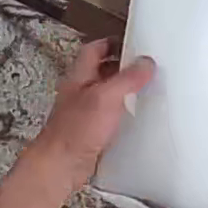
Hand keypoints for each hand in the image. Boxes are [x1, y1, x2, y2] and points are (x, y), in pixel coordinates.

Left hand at [24, 39, 154, 185]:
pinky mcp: (92, 131)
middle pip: (102, 71)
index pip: (94, 50)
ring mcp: (85, 112)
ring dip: (124, 90)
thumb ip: (127, 78)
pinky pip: (110, 115)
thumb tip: (146, 62)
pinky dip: (124, 113)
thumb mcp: (106, 96)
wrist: (62, 165)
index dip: (112, 43)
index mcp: (80, 77)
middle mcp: (81, 92)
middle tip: (144, 66)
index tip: (132, 42)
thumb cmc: (75, 130)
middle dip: (123, 66)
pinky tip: (137, 117)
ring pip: (107, 93)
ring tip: (146, 88)